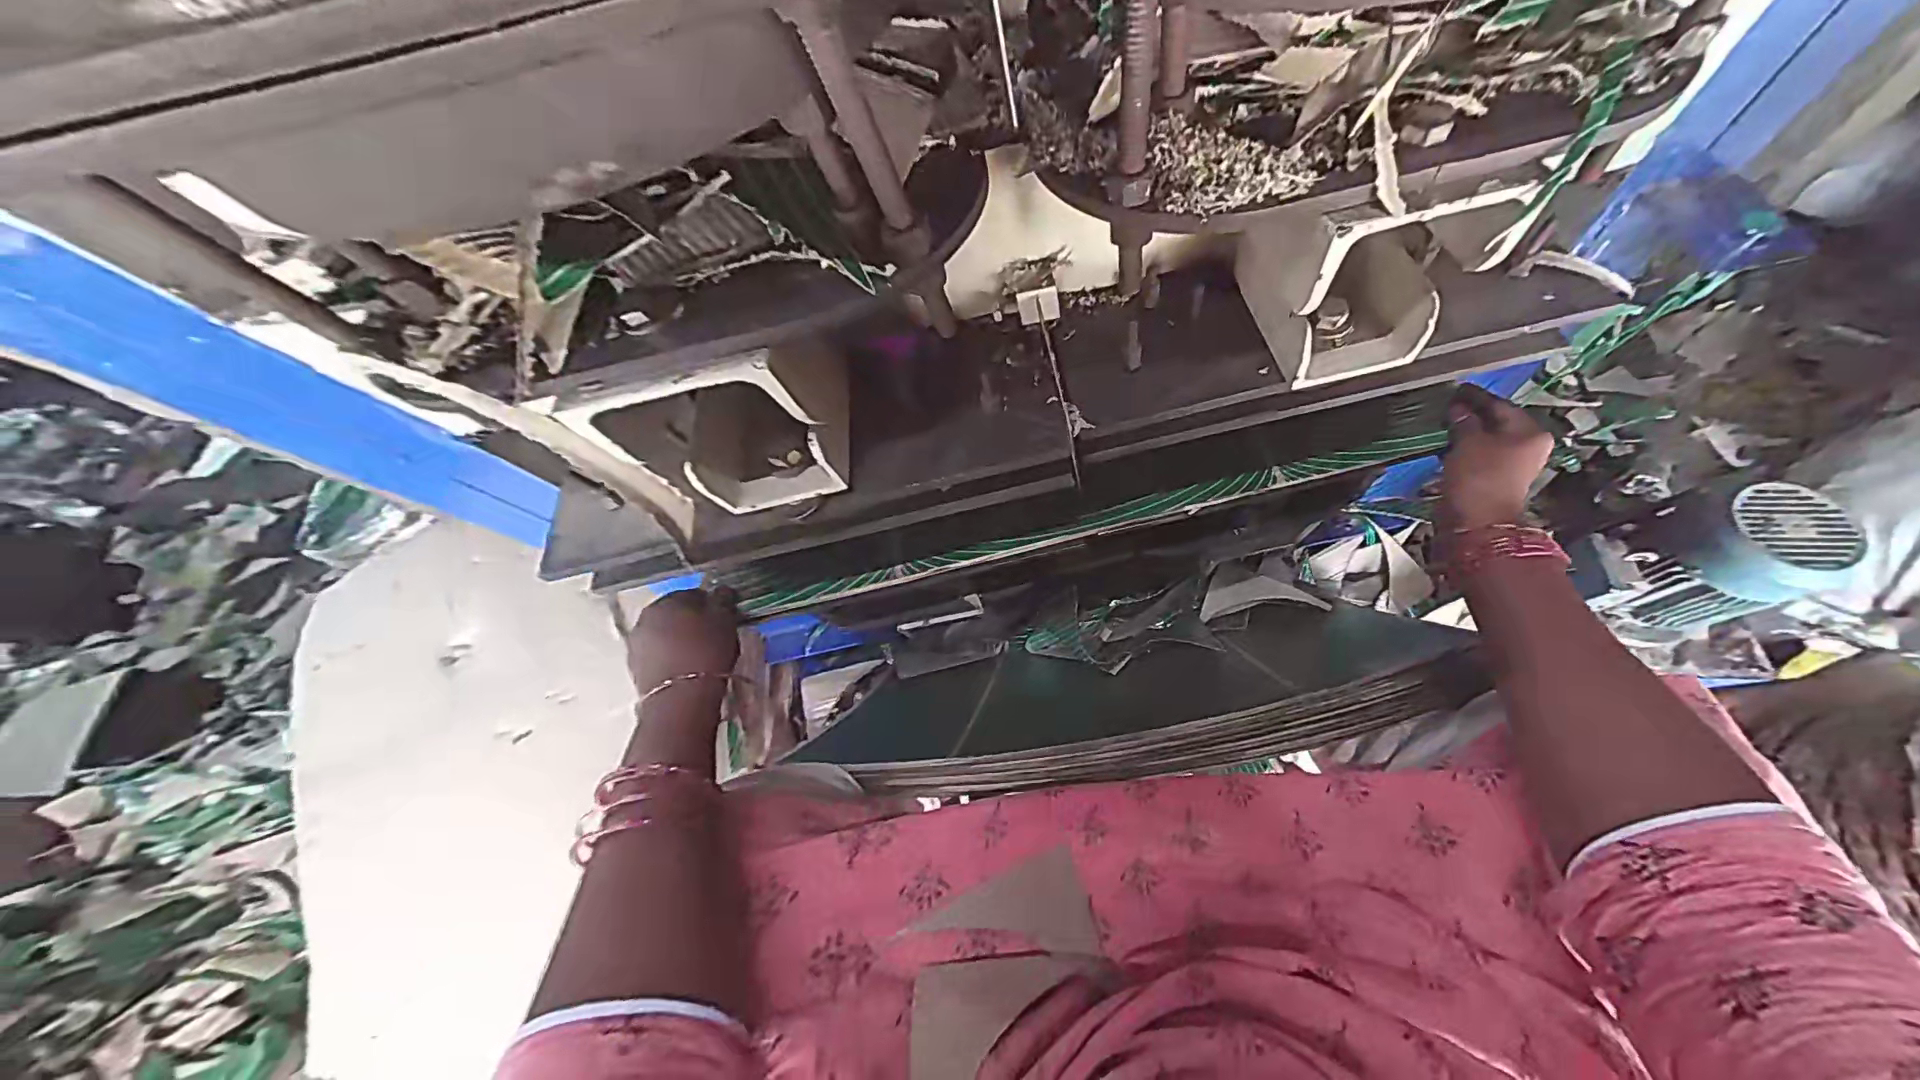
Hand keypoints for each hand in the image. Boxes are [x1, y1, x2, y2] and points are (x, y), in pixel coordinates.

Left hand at [626, 586, 740, 694]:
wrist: (681, 698)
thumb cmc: (707, 652)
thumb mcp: (725, 621)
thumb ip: (723, 601)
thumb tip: (720, 590)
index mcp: (668, 600)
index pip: (694, 594)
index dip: (711, 604)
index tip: (723, 617)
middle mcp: (646, 617)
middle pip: (675, 614)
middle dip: (691, 621)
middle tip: (711, 635)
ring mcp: (637, 643)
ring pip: (665, 635)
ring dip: (679, 640)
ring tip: (699, 654)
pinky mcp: (635, 668)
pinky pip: (659, 655)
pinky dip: (671, 657)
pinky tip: (687, 668)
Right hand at [1439, 384, 1553, 530]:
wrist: (1477, 520)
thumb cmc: (1479, 476)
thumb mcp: (1469, 442)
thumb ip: (1464, 420)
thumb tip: (1458, 407)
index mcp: (1530, 432)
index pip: (1500, 405)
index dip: (1477, 396)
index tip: (1458, 389)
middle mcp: (1527, 446)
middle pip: (1496, 423)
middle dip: (1472, 415)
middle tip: (1449, 406)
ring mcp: (1511, 464)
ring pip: (1486, 439)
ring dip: (1466, 432)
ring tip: (1444, 424)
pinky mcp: (1494, 478)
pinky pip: (1478, 455)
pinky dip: (1463, 448)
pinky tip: (1447, 445)